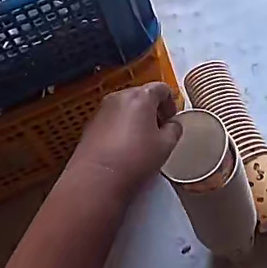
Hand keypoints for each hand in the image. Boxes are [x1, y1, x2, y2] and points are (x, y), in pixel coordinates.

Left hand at [67, 82, 181, 201]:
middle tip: (160, 129)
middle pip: (142, 95)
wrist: (96, 178)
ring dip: (137, 117)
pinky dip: (121, 126)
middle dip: (153, 109)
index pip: (162, 88)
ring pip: (126, 106)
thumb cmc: (132, 160)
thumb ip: (175, 129)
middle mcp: (119, 97)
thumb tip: (173, 125)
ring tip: (142, 141)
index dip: (171, 102)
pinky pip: (112, 118)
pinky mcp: (91, 124)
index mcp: (141, 96)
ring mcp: (102, 109)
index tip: (172, 118)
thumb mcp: (166, 145)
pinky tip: (125, 147)